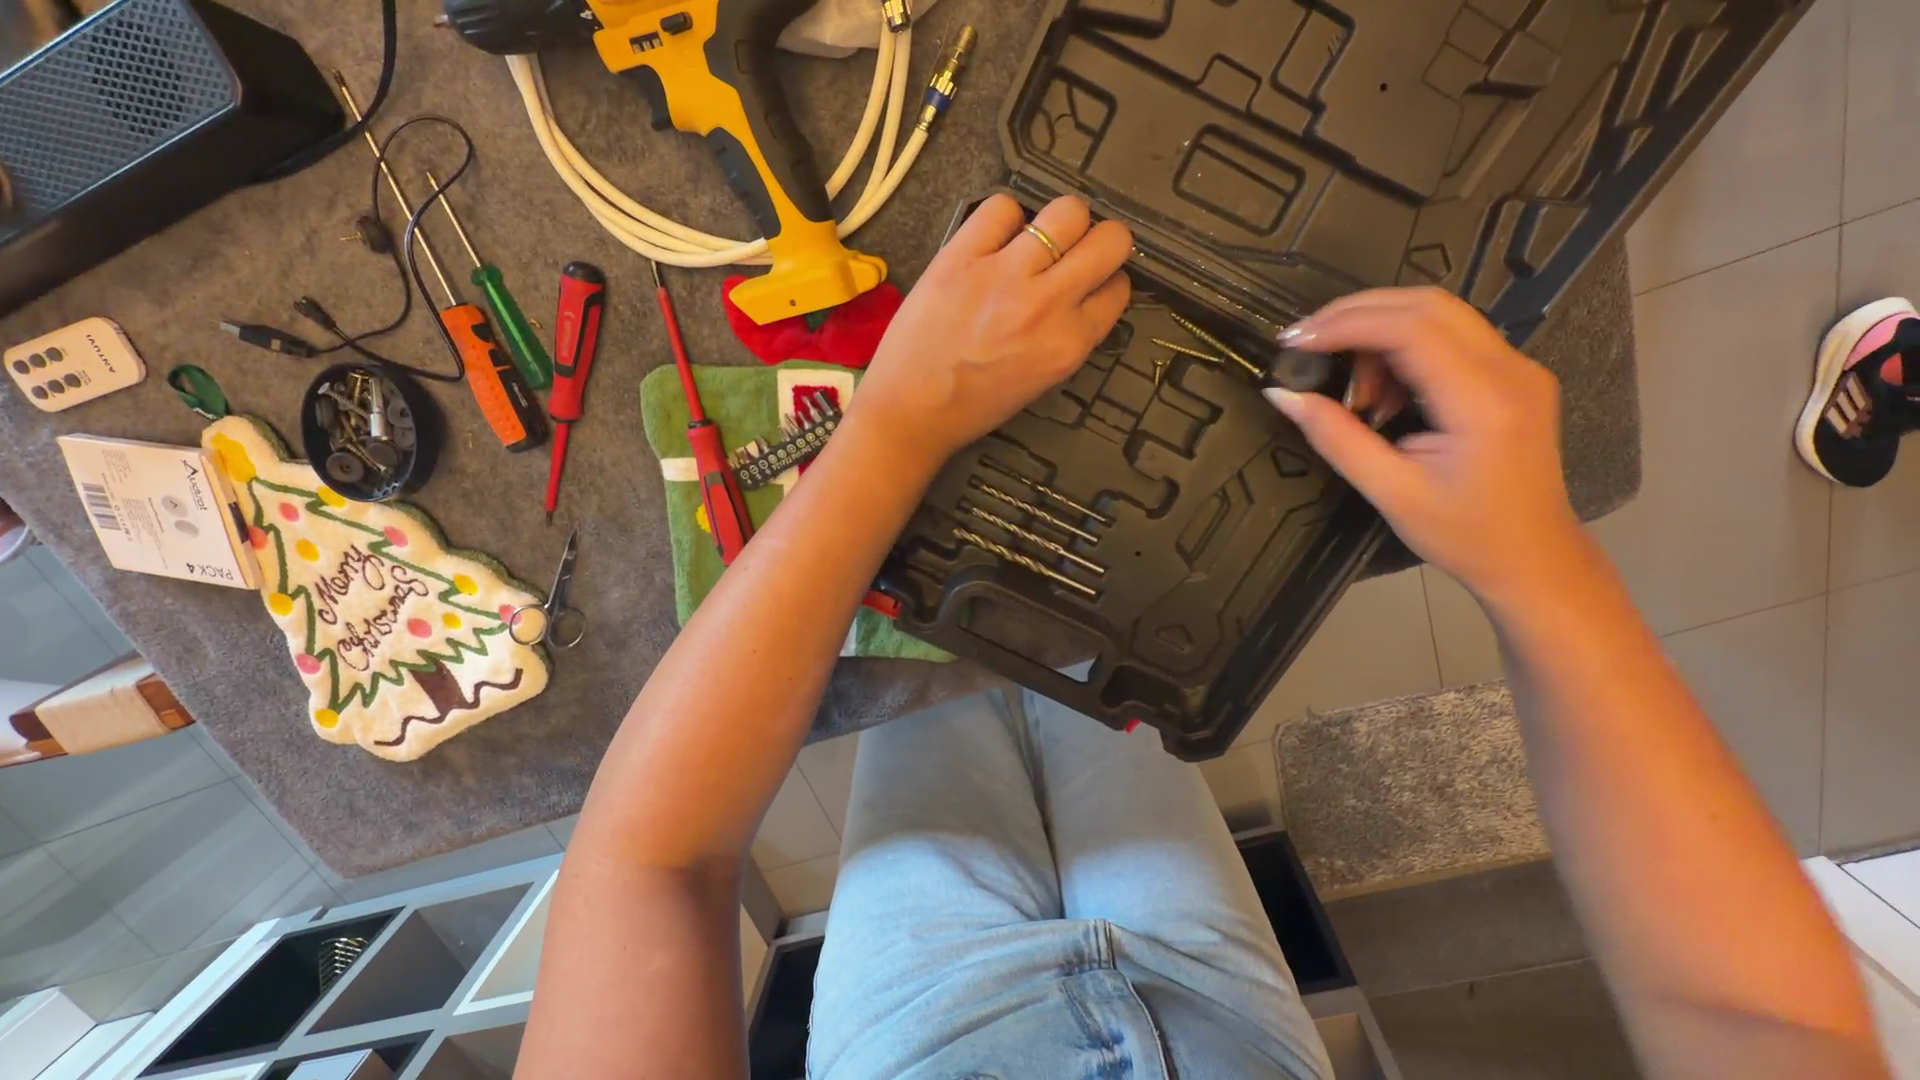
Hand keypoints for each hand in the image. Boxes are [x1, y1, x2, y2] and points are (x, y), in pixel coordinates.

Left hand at [848, 194, 1132, 471]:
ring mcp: (1004, 276)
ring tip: (1037, 240)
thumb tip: (1083, 293)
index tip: (1091, 282)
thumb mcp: (1041, 379)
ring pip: (1067, 211)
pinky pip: (1003, 207)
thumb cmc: (973, 404)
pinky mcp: (961, 256)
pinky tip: (993, 240)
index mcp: (1069, 344)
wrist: (910, 410)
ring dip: (1060, 221)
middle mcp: (1047, 305)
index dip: (1107, 280)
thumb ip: (1069, 335)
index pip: (1119, 288)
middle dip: (1102, 240)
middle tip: (1075, 250)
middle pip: (1110, 239)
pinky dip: (1004, 217)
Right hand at [1265, 288, 1591, 608]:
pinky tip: (1382, 389)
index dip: (1345, 324)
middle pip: (1426, 304)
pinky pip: (1451, 335)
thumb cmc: (1464, 535)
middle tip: (1306, 341)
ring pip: (1438, 313)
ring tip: (1349, 383)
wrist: (1533, 558)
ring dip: (1379, 329)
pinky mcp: (1512, 374)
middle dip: (1356, 312)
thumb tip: (1283, 395)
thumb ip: (1336, 438)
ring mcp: (1517, 366)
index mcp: (1483, 402)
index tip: (1295, 341)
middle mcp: (1510, 369)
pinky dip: (1403, 346)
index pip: (1410, 329)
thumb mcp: (1390, 492)